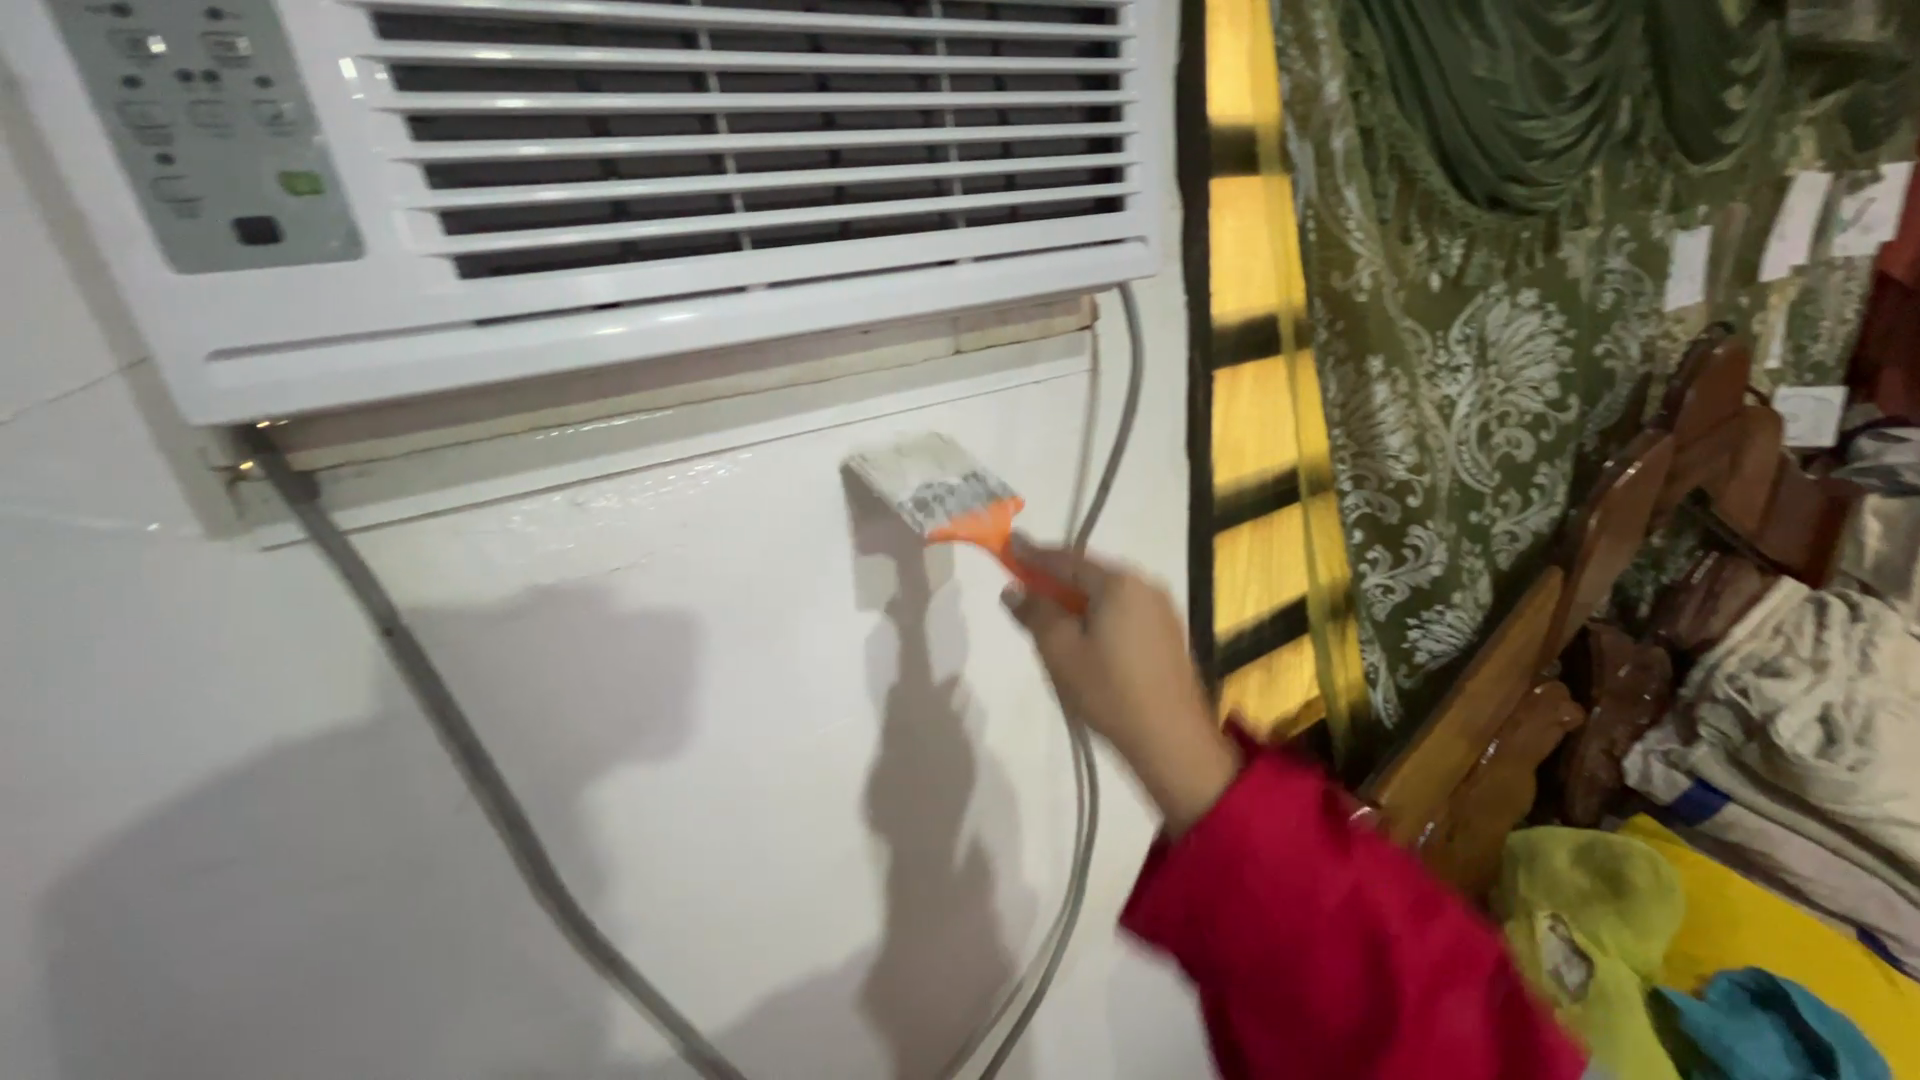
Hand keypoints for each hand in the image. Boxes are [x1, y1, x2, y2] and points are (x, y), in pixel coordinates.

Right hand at [1002, 537, 1241, 835]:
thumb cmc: (1108, 690)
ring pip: (1107, 597)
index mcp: (1119, 583)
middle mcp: (1146, 586)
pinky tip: (1085, 642)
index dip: (1033, 554)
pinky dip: (1099, 619)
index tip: (1009, 543)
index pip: (1066, 559)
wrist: (1171, 740)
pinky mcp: (1169, 636)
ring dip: (1077, 604)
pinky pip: (1124, 615)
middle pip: (1089, 576)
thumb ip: (1035, 612)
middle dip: (1055, 582)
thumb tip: (1014, 588)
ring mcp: (1162, 611)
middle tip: (1025, 592)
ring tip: (1051, 625)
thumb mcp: (1059, 651)